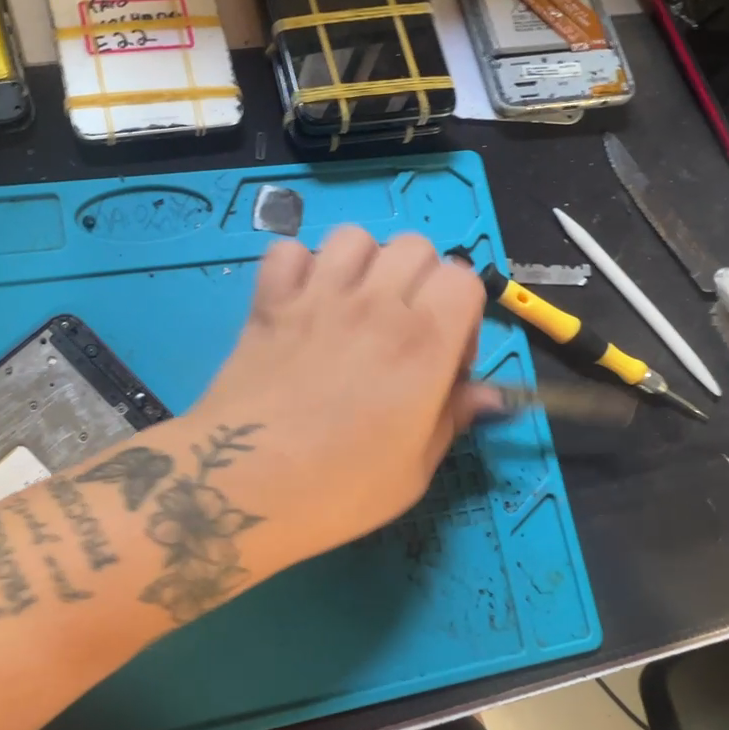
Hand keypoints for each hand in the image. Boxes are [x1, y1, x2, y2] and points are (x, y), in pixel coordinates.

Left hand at [186, 228, 493, 567]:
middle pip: (416, 247)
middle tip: (401, 334)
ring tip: (352, 310)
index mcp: (423, 343)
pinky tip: (301, 304)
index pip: (464, 277)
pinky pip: (289, 251)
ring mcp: (316, 296)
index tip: (446, 359)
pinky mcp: (267, 302)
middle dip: (420, 283)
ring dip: (364, 265)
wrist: (241, 484)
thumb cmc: (337, 491)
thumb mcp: (413, 471)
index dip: (463, 314)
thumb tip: (487, 395)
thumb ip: (452, 418)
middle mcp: (374, 305)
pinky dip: (299, 267)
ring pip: (355, 238)